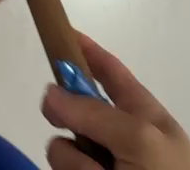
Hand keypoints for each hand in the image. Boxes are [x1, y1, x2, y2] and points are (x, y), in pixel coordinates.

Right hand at [41, 34, 189, 169]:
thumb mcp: (139, 138)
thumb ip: (93, 111)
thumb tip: (49, 91)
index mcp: (140, 113)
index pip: (109, 71)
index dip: (85, 50)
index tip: (59, 33)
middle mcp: (117, 137)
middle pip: (73, 108)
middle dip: (65, 113)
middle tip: (58, 117)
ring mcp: (103, 167)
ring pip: (62, 147)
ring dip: (75, 161)